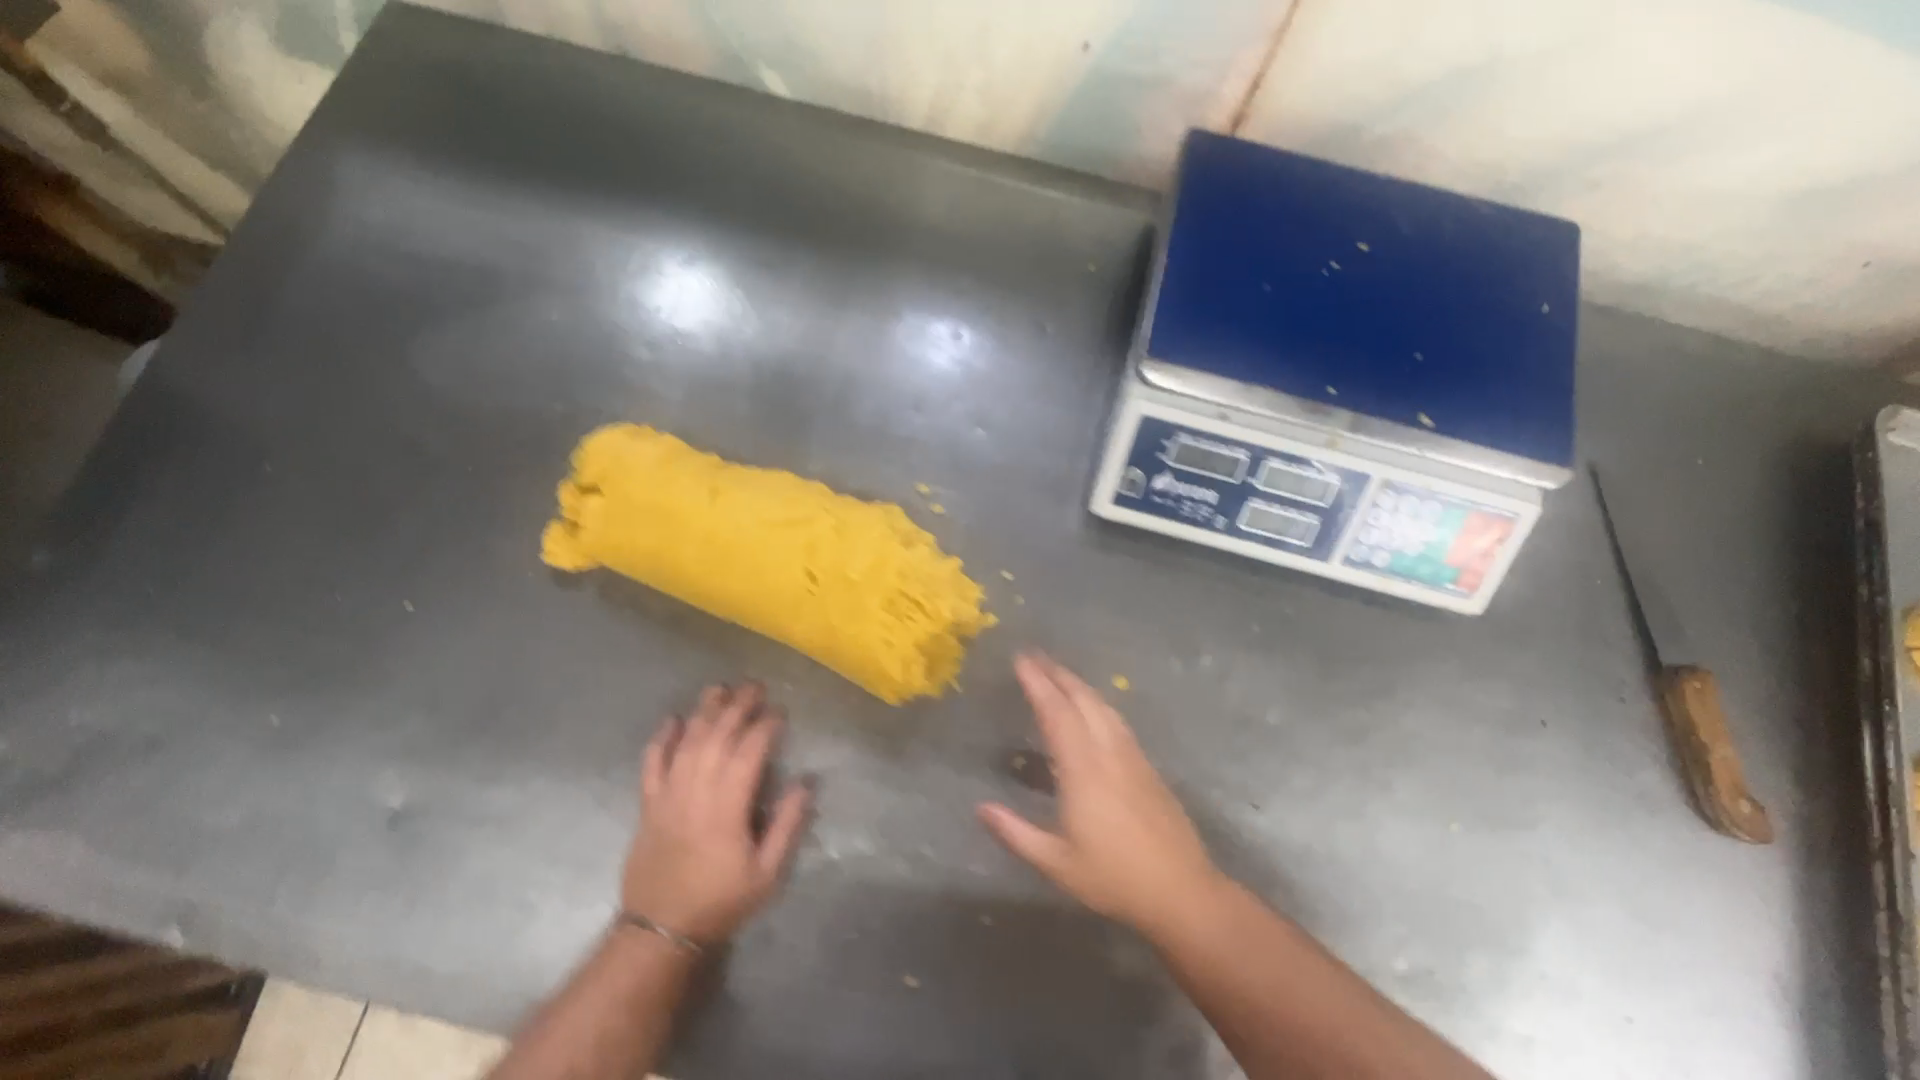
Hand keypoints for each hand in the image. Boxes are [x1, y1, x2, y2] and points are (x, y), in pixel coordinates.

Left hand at [622, 682, 811, 943]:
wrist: (661, 929)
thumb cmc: (721, 901)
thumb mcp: (767, 874)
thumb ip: (787, 826)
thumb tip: (806, 783)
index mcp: (727, 808)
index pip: (748, 753)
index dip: (765, 728)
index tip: (780, 712)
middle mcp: (696, 792)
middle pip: (717, 738)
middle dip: (737, 708)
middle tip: (755, 687)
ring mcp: (668, 796)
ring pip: (686, 743)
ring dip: (704, 712)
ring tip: (720, 689)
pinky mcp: (648, 805)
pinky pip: (652, 763)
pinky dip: (661, 738)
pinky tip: (672, 719)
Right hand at [977, 653, 1224, 935]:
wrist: (1181, 891)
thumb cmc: (1114, 878)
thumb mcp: (1056, 863)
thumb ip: (1016, 833)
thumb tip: (981, 807)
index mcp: (1084, 771)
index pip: (1057, 714)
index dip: (1038, 684)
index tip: (1021, 660)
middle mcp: (1110, 754)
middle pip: (1084, 700)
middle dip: (1058, 675)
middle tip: (1035, 657)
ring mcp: (1134, 759)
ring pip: (1105, 708)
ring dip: (1080, 686)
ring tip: (1059, 676)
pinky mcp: (1148, 769)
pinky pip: (1118, 723)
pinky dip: (1098, 705)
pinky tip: (1093, 712)